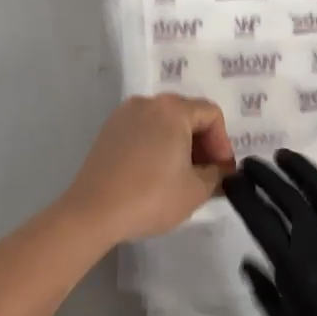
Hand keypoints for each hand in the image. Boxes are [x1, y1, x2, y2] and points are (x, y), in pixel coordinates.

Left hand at [63, 94, 236, 243]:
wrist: (93, 212)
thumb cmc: (151, 198)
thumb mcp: (196, 190)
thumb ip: (216, 174)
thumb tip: (218, 170)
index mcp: (172, 110)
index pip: (211, 114)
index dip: (223, 143)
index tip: (222, 171)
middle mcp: (146, 103)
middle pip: (186, 114)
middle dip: (202, 143)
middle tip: (206, 174)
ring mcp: (123, 116)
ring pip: (163, 123)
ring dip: (180, 145)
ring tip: (182, 176)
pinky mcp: (108, 132)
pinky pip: (143, 131)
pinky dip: (157, 146)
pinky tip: (156, 174)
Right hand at [223, 150, 316, 315]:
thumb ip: (265, 293)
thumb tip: (247, 262)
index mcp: (294, 266)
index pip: (260, 220)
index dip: (243, 196)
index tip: (230, 180)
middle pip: (289, 197)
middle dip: (265, 177)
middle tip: (248, 163)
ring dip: (302, 169)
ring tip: (283, 156)